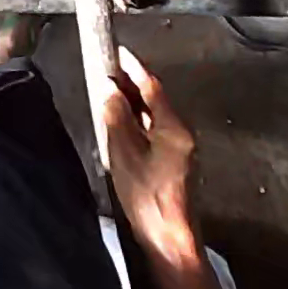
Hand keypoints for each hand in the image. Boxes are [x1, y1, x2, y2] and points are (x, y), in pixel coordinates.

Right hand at [101, 45, 200, 263]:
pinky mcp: (174, 157)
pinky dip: (137, 116)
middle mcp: (182, 132)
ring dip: (133, 99)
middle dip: (131, 81)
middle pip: (155, 97)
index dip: (134, 67)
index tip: (118, 51)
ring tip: (108, 88)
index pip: (153, 86)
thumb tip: (108, 87)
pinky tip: (119, 117)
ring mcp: (180, 146)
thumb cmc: (146, 193)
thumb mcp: (123, 151)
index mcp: (173, 127)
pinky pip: (154, 125)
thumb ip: (116, 114)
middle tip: (106, 68)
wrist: (168, 237)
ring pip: (154, 111)